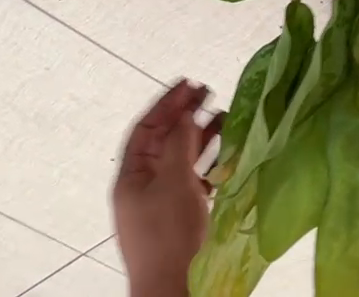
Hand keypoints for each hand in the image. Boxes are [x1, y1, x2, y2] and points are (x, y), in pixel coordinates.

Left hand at [113, 81, 220, 296]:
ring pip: (182, 158)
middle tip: (210, 93)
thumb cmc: (168, 234)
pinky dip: (209, 162)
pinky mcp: (181, 217)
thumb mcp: (173, 180)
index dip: (167, 103)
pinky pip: (194, 178)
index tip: (189, 84)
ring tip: (226, 117)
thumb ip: (178, 142)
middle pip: (164, 140)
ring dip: (201, 136)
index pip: (146, 128)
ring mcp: (162, 202)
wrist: (174, 292)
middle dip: (186, 115)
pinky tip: (227, 153)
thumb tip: (185, 114)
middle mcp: (143, 186)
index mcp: (131, 176)